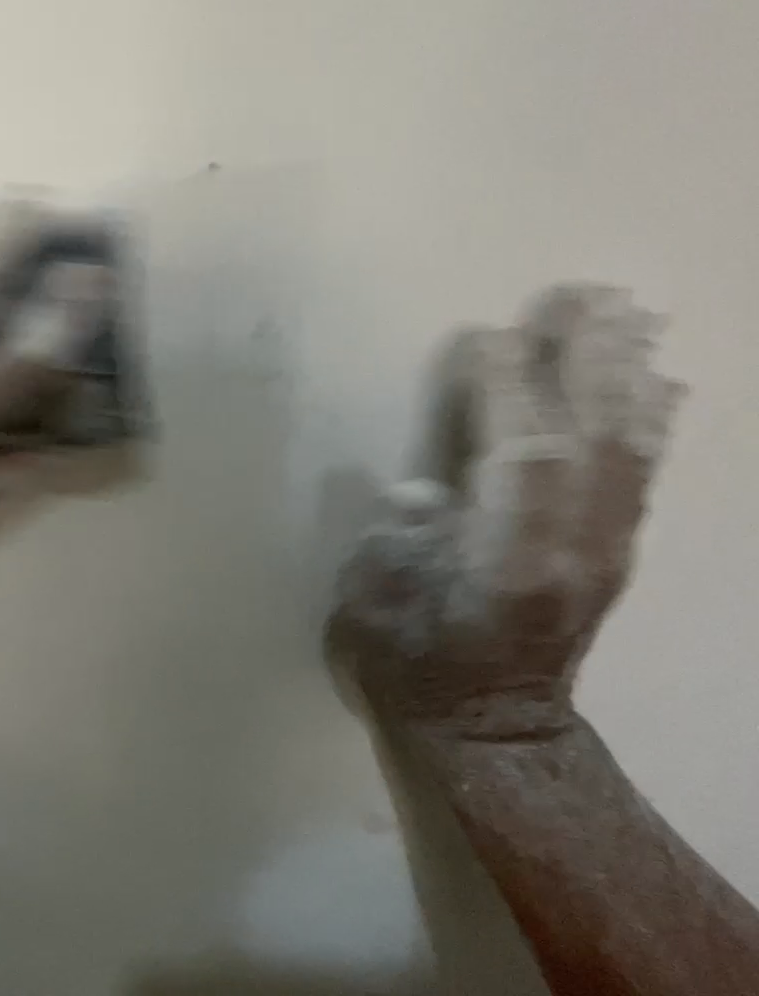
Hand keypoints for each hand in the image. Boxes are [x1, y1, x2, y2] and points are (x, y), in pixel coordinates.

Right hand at [330, 285, 684, 739]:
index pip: (519, 457)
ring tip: (626, 314)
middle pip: (593, 438)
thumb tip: (421, 492)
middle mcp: (572, 547)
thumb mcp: (371, 618)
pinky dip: (649, 418)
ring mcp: (604, 548)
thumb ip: (392, 552)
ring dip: (629, 375)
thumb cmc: (409, 671)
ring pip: (629, 447)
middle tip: (583, 294)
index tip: (484, 336)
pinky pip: (641, 471)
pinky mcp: (611, 550)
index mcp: (506, 562)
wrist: (490, 730)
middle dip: (590, 360)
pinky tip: (653, 382)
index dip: (507, 391)